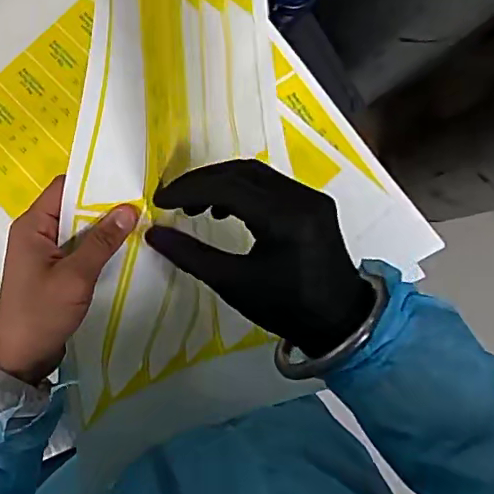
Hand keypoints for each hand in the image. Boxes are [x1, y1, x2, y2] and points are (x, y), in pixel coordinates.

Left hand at [0, 176, 137, 383]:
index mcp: (31, 226)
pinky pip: (76, 248)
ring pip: (76, 228)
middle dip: (103, 204)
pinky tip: (122, 247)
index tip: (127, 179)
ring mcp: (43, 252)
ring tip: (139, 220)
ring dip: (102, 227)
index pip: (62, 187)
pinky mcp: (52, 269)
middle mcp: (34, 232)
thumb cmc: (41, 313)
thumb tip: (128, 208)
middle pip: (71, 206)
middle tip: (142, 201)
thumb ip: (101, 242)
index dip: (92, 180)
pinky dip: (96, 246)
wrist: (21, 355)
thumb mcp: (75, 276)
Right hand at [143, 159, 372, 357]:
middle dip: (199, 181)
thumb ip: (189, 255)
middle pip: (240, 172)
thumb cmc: (285, 306)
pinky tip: (221, 209)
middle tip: (171, 199)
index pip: (227, 187)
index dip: (188, 190)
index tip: (160, 201)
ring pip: (253, 174)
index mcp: (284, 217)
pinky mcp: (311, 204)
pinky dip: (237, 189)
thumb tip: (153, 233)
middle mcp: (301, 199)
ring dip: (217, 183)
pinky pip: (267, 184)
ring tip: (192, 205)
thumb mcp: (231, 283)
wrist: (340, 322)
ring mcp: (310, 199)